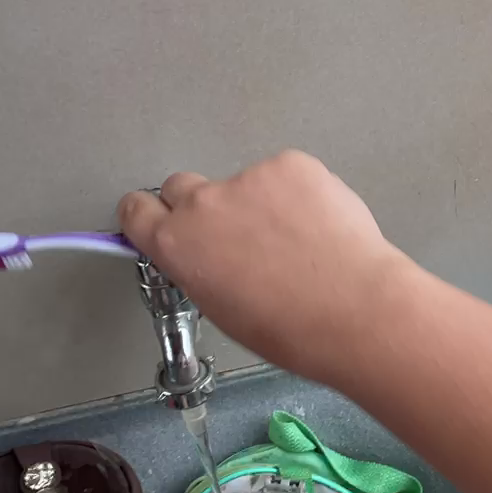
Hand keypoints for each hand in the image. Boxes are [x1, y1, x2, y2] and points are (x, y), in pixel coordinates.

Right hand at [118, 151, 422, 383]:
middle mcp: (204, 203)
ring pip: (246, 184)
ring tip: (298, 243)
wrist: (353, 309)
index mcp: (177, 244)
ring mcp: (249, 178)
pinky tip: (317, 227)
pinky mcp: (292, 165)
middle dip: (203, 206)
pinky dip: (299, 194)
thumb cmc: (294, 327)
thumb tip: (206, 259)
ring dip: (263, 203)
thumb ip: (201, 270)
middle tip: (238, 233)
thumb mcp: (223, 310)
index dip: (151, 216)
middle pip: (183, 186)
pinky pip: (286, 175)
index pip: (137, 210)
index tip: (159, 218)